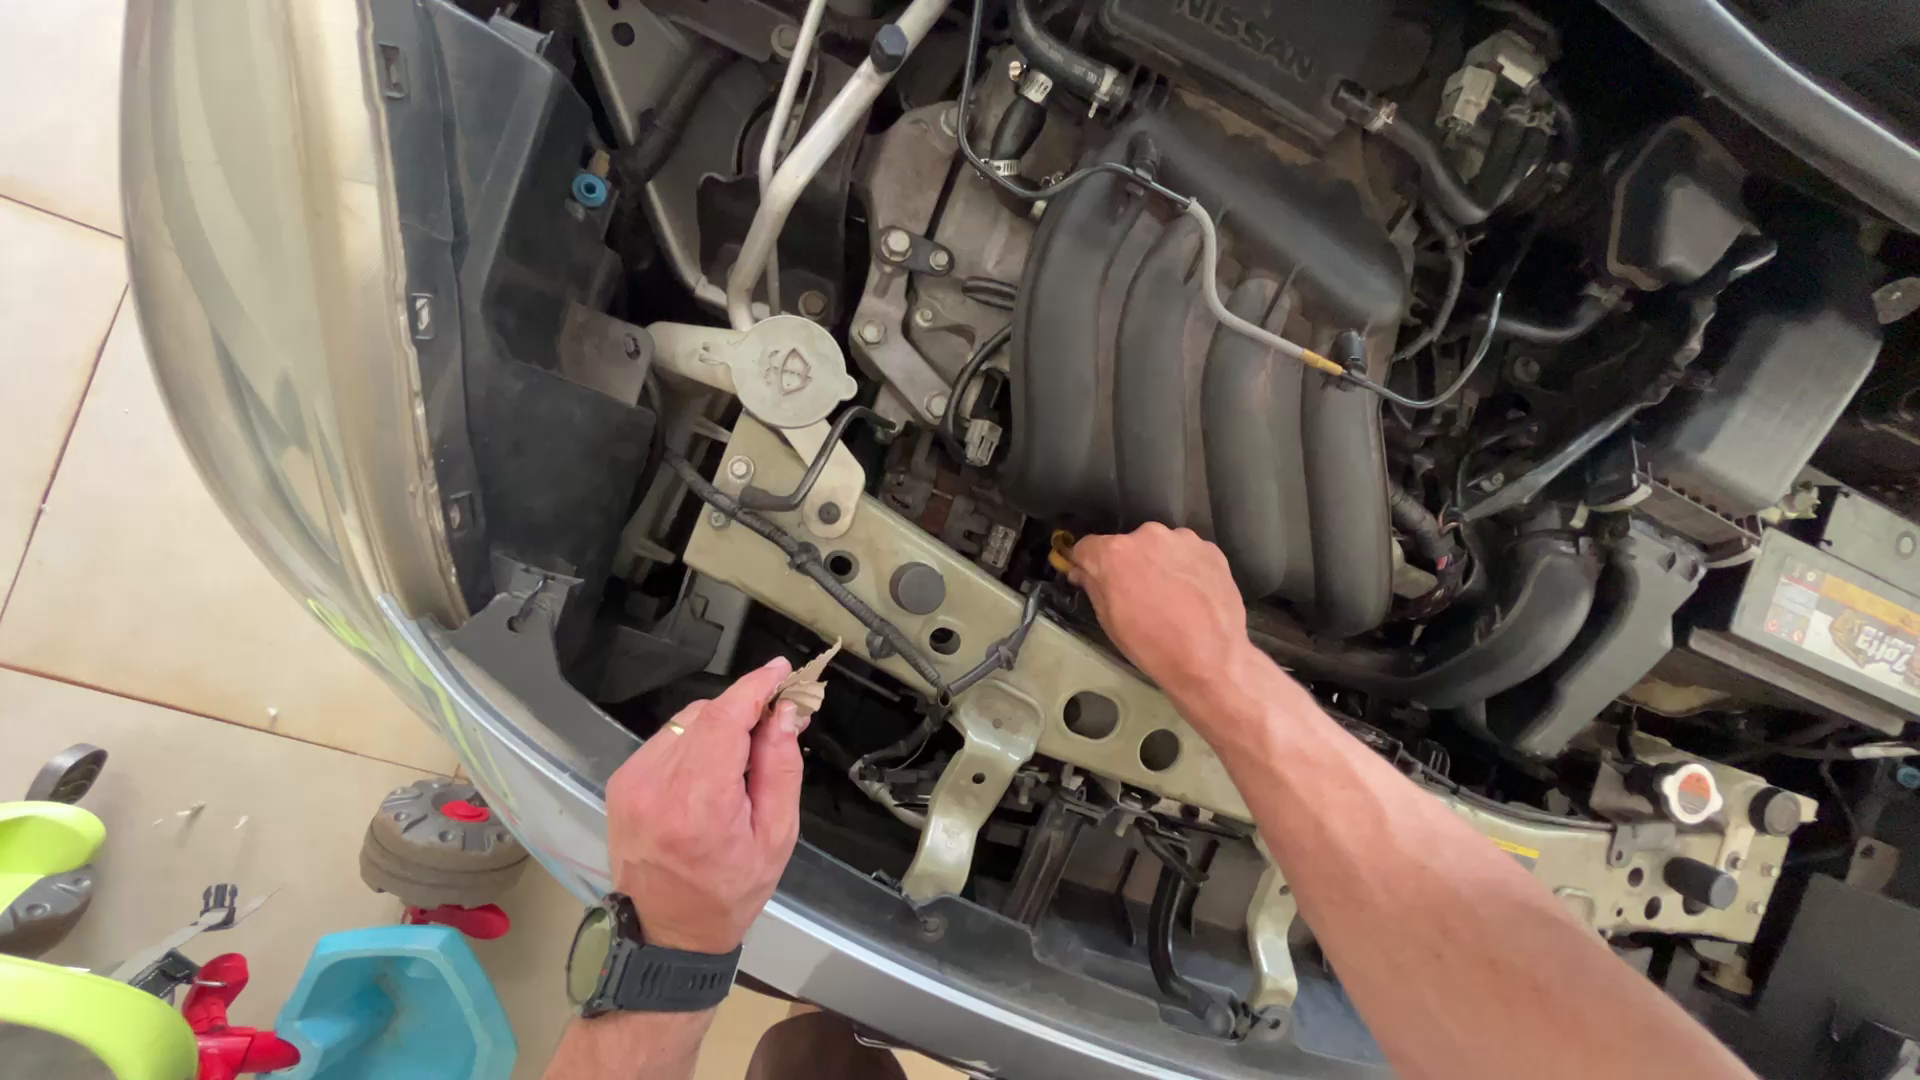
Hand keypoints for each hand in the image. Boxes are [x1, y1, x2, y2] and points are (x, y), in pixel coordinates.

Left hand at [604, 657, 805, 953]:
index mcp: (697, 803)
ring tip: (748, 750)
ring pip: (687, 721)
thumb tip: (784, 712)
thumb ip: (782, 767)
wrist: (667, 933)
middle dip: (746, 707)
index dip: (755, 687)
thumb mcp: (777, 835)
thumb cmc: (732, 890)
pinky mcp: (622, 783)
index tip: (780, 670)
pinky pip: (669, 738)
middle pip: (707, 713)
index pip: (725, 719)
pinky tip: (715, 765)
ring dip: (722, 722)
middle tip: (779, 719)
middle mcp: (654, 785)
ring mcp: (631, 782)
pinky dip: (698, 739)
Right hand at [1070, 523, 1249, 703]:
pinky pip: (1186, 553)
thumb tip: (1083, 570)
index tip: (1090, 577)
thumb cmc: (1151, 645)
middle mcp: (1147, 534)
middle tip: (1136, 593)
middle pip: (1125, 545)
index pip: (1086, 547)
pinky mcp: (1211, 549)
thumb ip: (1093, 586)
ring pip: (1158, 546)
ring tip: (1169, 594)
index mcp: (1115, 553)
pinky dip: (1184, 567)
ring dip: (1157, 563)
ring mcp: (1183, 539)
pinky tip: (1192, 594)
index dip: (1085, 563)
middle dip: (1125, 564)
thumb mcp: (1109, 621)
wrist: (1211, 660)